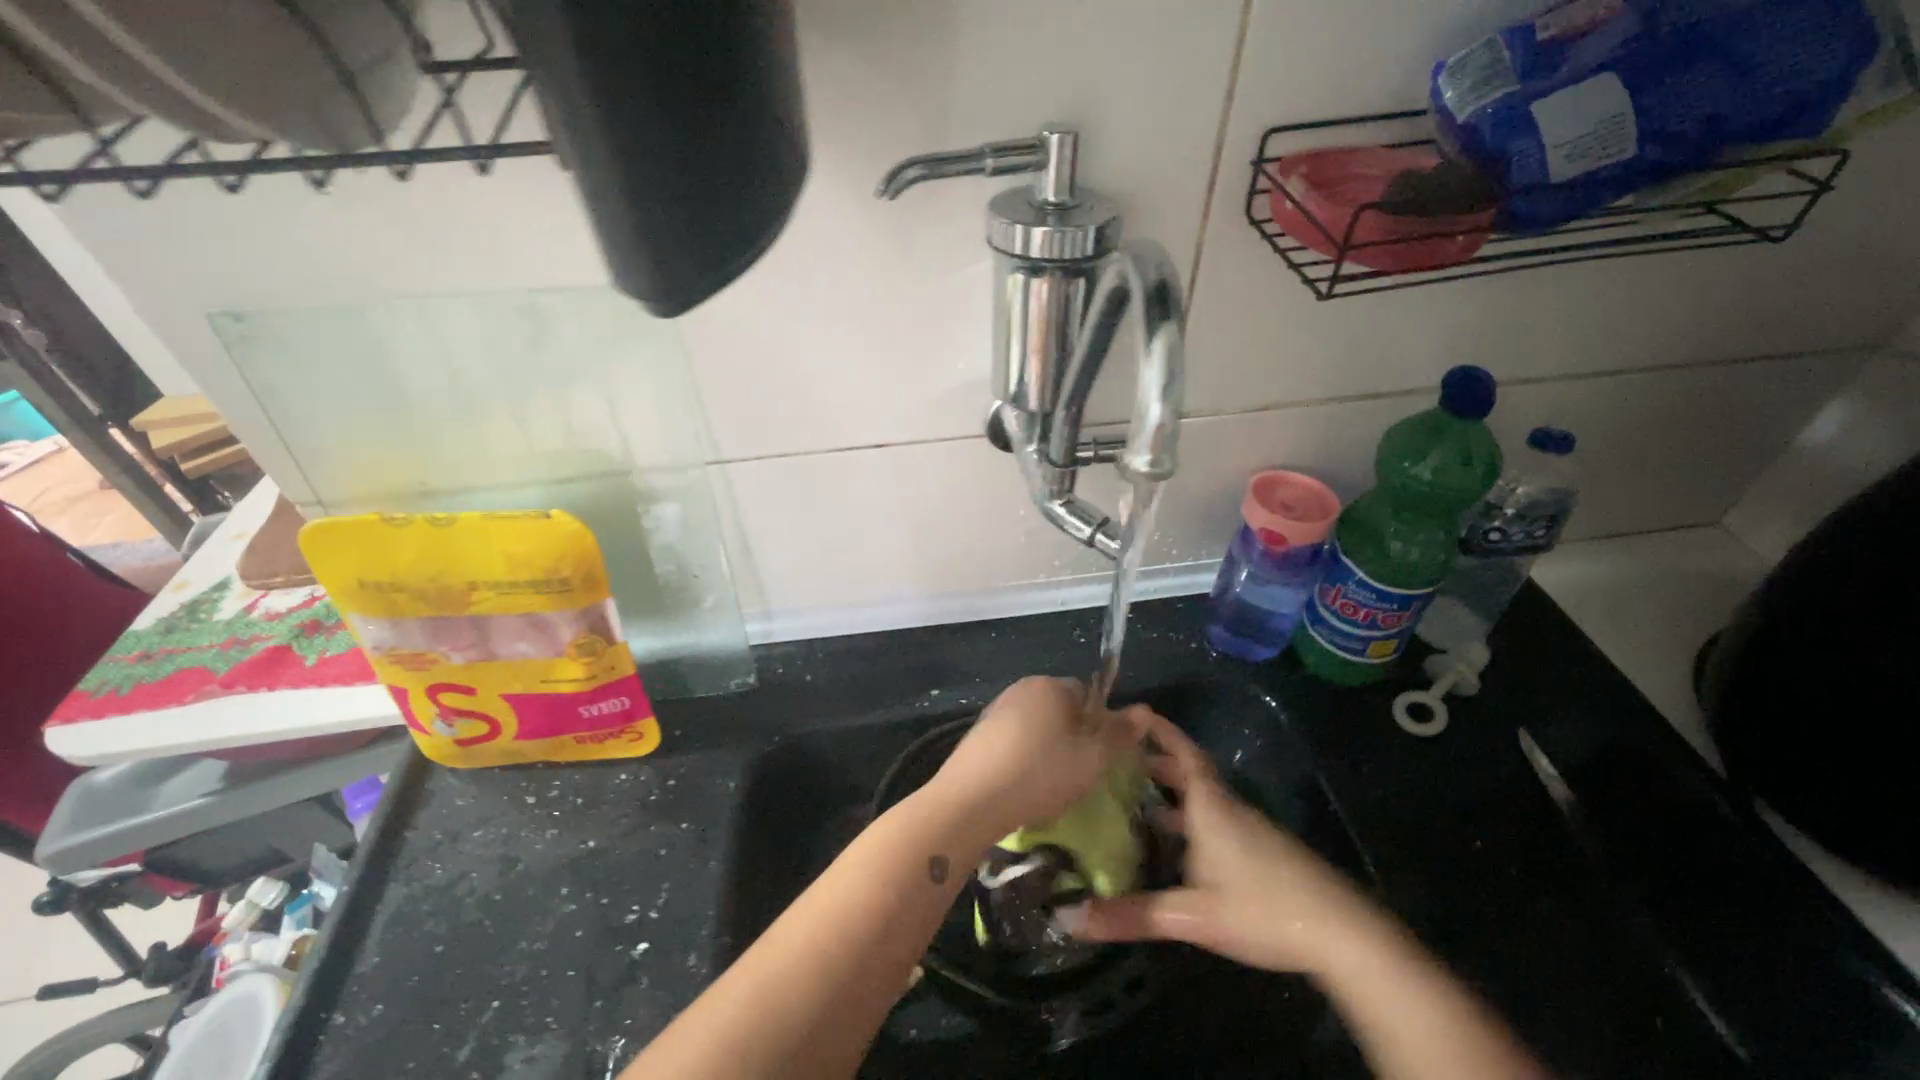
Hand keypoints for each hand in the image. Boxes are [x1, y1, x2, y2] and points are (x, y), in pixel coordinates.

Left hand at [927, 676, 1150, 839]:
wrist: (968, 802)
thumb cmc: (1039, 775)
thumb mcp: (1091, 760)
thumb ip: (1120, 734)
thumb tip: (1144, 711)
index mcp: (1050, 685)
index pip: (1088, 694)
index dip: (1100, 725)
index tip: (1100, 758)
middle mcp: (1020, 689)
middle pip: (1061, 711)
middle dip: (1073, 741)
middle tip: (1079, 776)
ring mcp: (994, 712)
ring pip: (1037, 731)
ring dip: (1048, 754)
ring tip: (1050, 790)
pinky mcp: (977, 737)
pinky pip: (1013, 746)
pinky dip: (1023, 763)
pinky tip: (1022, 792)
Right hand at [1064, 710, 1385, 974]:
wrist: (1343, 934)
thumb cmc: (1263, 909)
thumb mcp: (1192, 916)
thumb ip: (1133, 915)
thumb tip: (1070, 918)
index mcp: (1211, 809)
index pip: (1183, 755)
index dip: (1160, 732)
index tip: (1135, 713)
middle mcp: (1230, 811)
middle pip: (1191, 775)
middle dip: (1157, 764)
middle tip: (1119, 761)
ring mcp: (1251, 833)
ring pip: (1205, 802)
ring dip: (1172, 797)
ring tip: (1136, 804)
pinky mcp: (1264, 856)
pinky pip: (1217, 823)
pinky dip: (1191, 822)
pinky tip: (1178, 851)